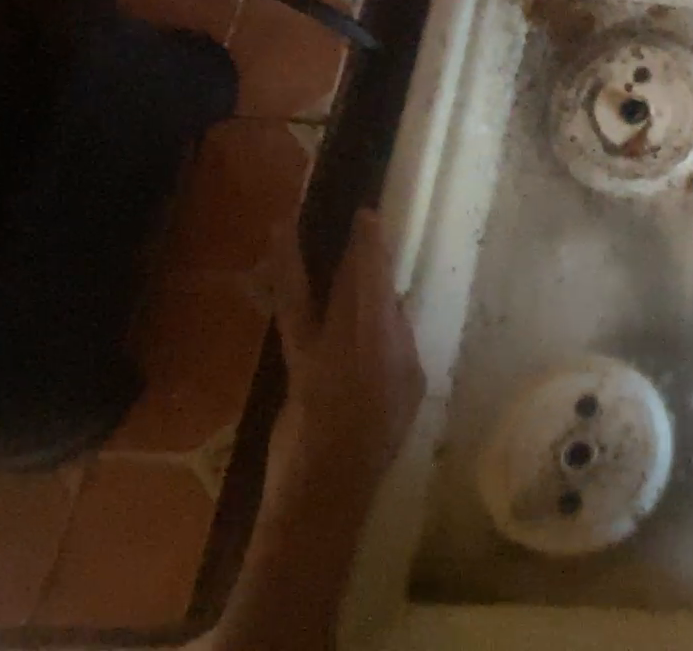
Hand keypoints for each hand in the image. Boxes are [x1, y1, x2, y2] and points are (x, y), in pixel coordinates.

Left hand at [268, 211, 423, 493]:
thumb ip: (399, 344)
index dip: (369, 248)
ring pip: (299, 295)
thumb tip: (392, 314)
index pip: (372, 282)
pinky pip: (292, 318)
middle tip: (347, 211)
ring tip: (282, 228)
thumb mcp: (409, 383)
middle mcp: (339, 338)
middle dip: (345, 246)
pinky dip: (289, 292)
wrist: (327, 481)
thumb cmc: (381, 434)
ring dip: (292, 260)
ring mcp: (309, 351)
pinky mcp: (291, 366)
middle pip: (340, 281)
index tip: (367, 217)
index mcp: (376, 341)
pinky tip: (288, 280)